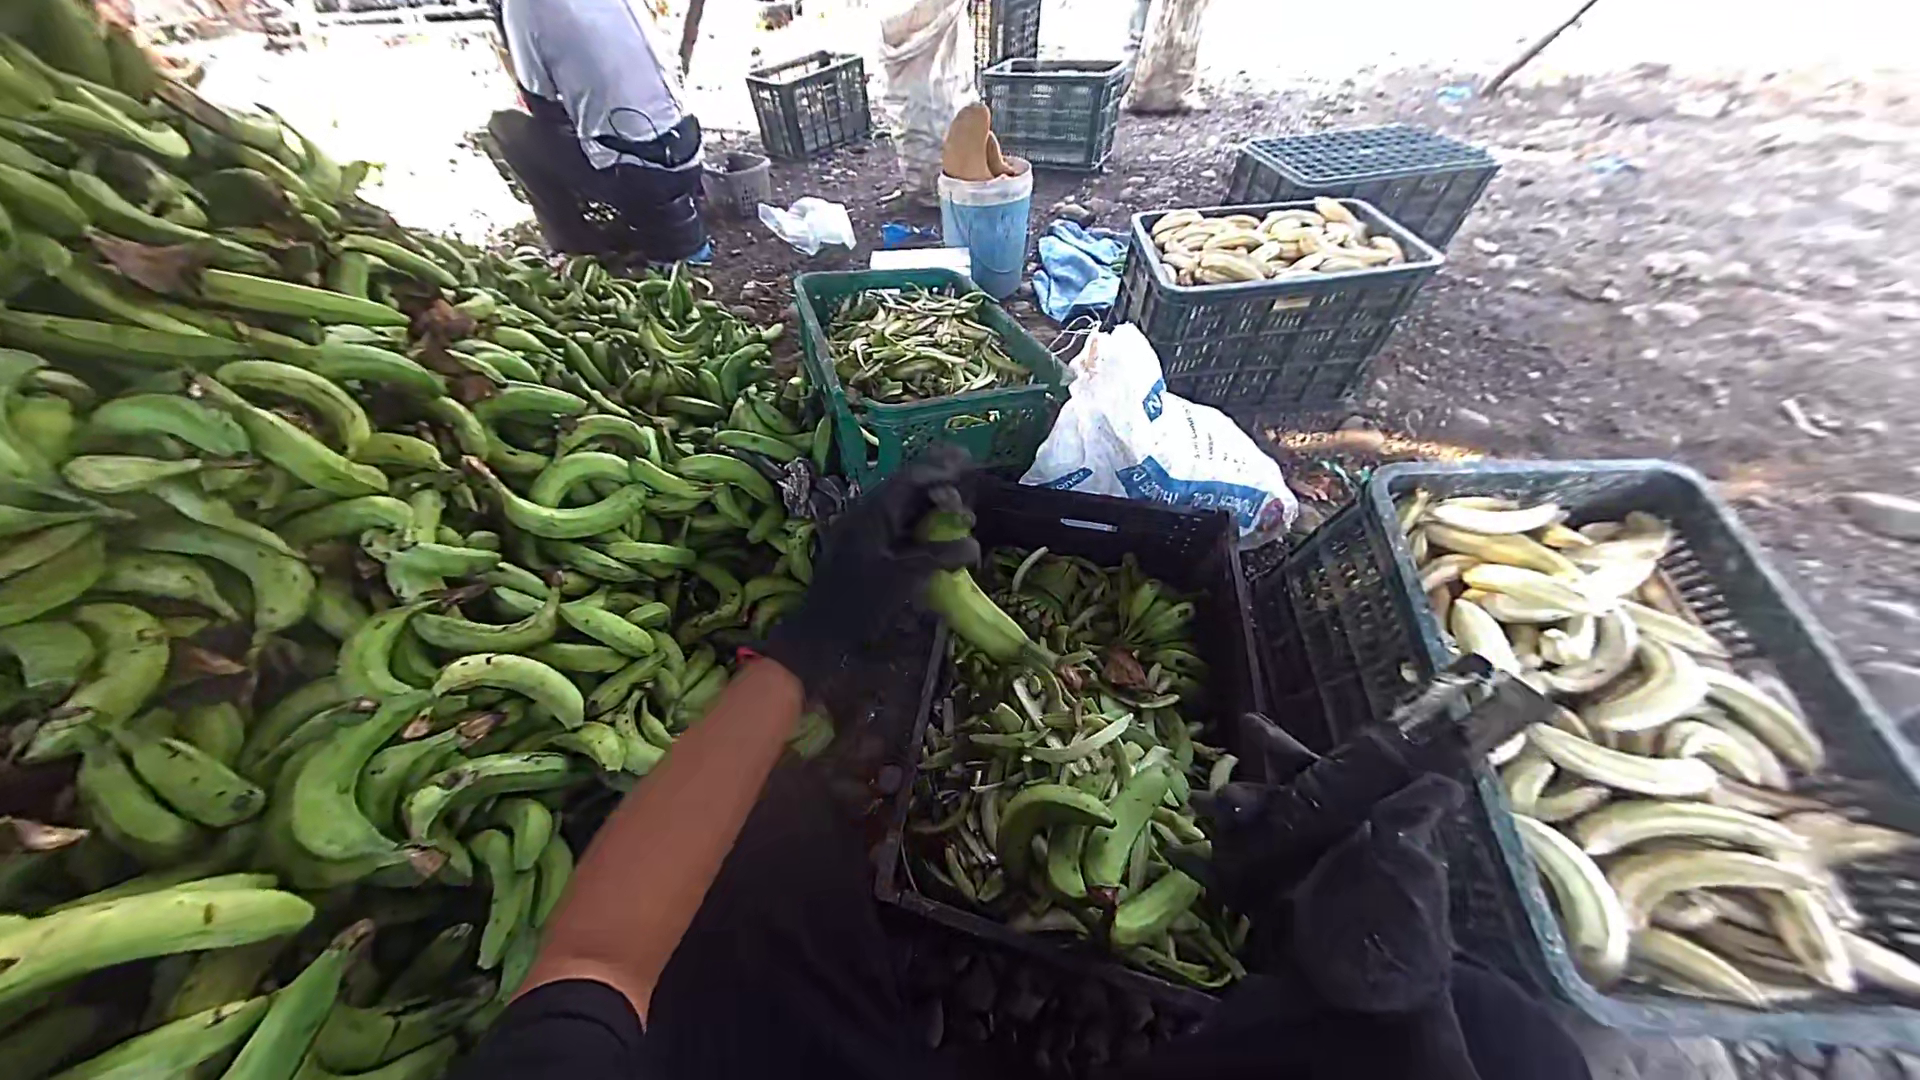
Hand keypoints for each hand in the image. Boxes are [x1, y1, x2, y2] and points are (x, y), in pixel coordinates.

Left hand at [758, 446, 978, 692]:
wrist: (822, 632)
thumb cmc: (858, 602)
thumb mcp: (901, 578)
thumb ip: (938, 557)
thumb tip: (974, 546)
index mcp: (872, 514)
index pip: (908, 480)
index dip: (939, 469)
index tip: (965, 464)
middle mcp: (868, 515)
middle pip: (907, 487)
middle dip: (937, 480)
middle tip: (966, 471)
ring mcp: (867, 532)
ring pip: (904, 506)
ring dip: (932, 503)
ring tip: (960, 510)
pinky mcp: (870, 550)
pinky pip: (900, 526)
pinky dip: (923, 525)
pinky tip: (941, 532)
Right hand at [1190, 713, 1463, 1011]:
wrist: (1373, 1007)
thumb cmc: (1400, 936)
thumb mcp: (1409, 878)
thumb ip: (1409, 829)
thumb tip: (1441, 782)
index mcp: (1347, 820)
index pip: (1314, 774)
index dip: (1281, 748)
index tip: (1251, 724)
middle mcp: (1309, 833)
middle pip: (1268, 798)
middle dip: (1243, 792)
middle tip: (1226, 800)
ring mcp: (1279, 862)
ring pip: (1242, 827)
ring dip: (1219, 816)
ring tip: (1201, 813)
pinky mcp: (1257, 893)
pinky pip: (1222, 870)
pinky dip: (1197, 861)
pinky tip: (1178, 853)